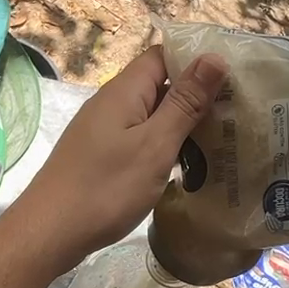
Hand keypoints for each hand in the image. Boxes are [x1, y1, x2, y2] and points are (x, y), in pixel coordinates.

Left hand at [2, 46, 227, 275]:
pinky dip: (164, 145)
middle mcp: (112, 103)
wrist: (50, 232)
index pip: (164, 55)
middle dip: (196, 96)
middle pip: (159, 85)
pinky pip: (139, 138)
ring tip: (223, 139)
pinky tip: (187, 165)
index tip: (233, 77)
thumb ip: (185, 102)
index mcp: (124, 91)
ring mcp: (104, 130)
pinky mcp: (101, 155)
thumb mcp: (155, 144)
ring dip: (182, 124)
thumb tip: (213, 57)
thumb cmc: (106, 187)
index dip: (197, 61)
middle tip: (239, 113)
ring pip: (151, 115)